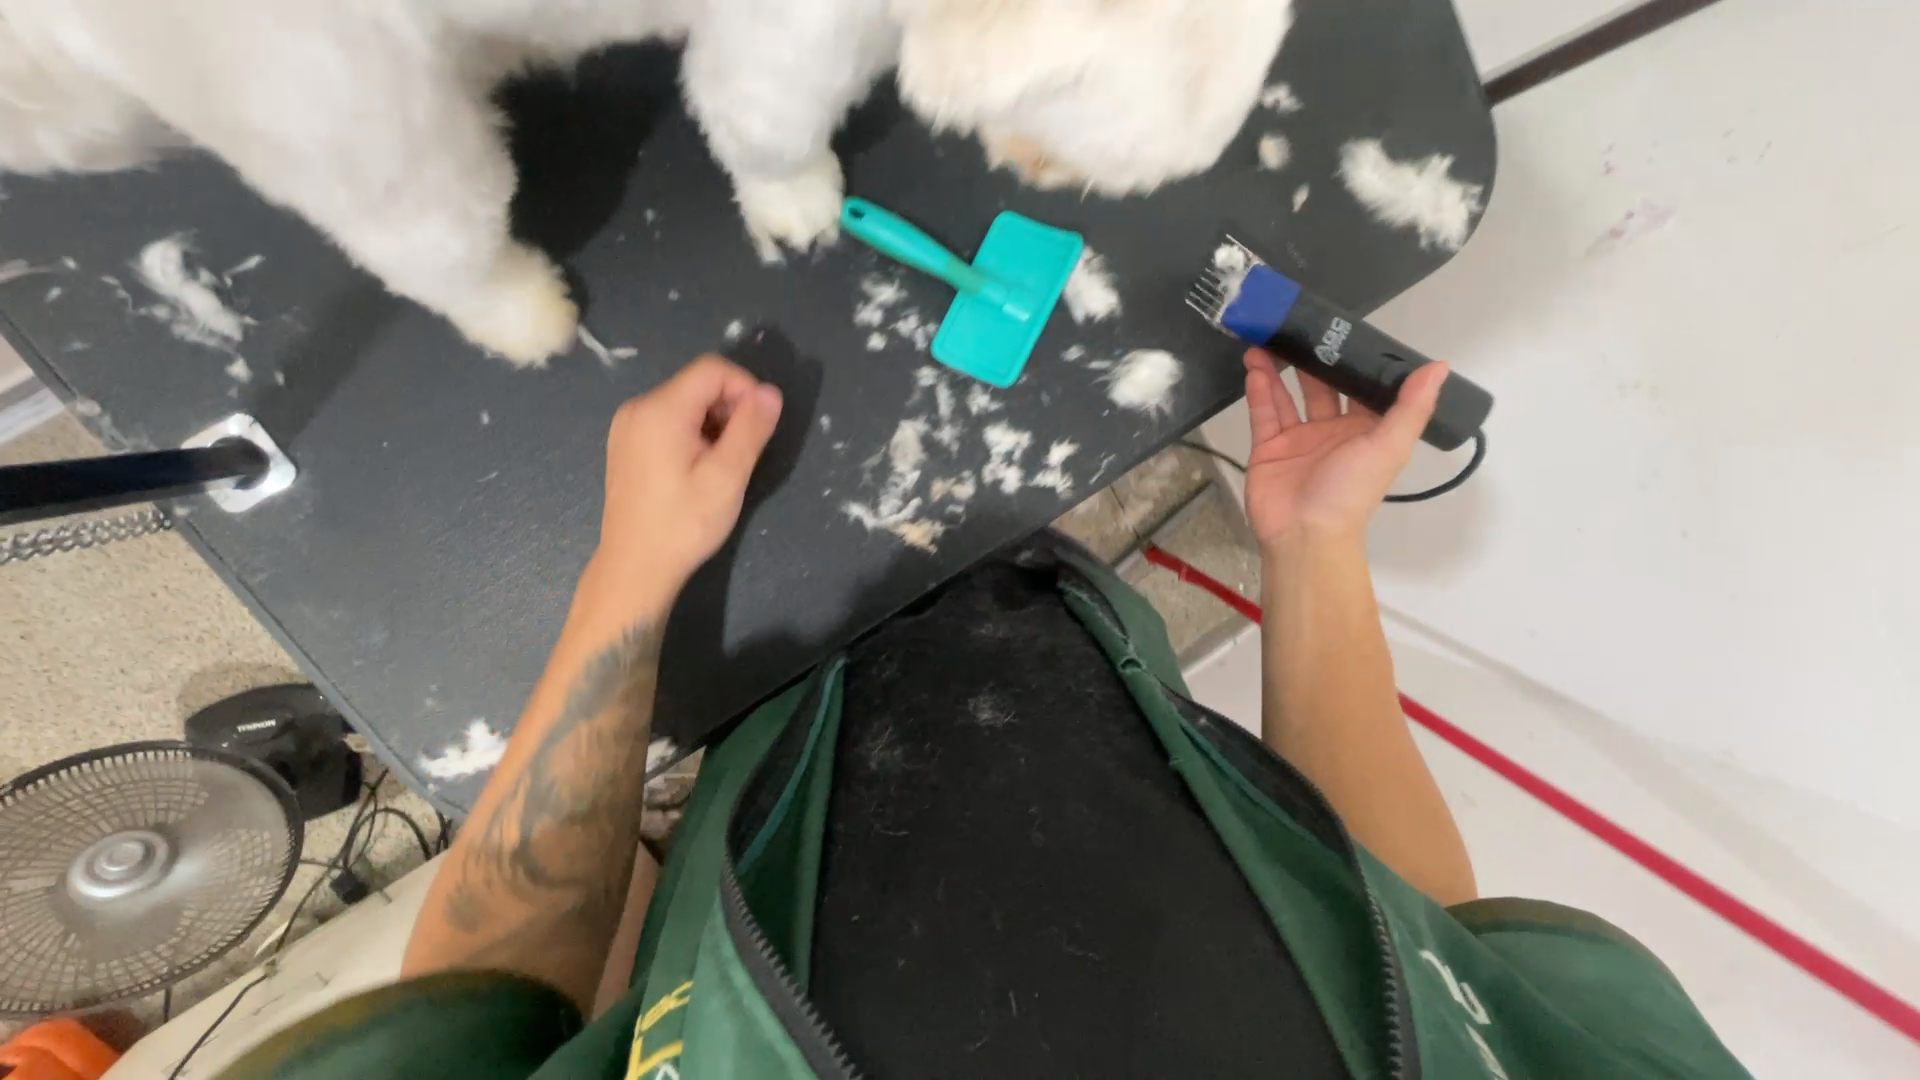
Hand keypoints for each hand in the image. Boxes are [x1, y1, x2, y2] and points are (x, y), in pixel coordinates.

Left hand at [586, 355, 782, 618]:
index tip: (760, 426)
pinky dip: (694, 434)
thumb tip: (771, 393)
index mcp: (660, 410)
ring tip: (723, 465)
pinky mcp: (627, 445)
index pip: (712, 369)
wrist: (636, 566)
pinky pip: (669, 421)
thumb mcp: (728, 476)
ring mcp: (628, 426)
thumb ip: (751, 429)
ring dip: (714, 423)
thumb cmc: (684, 523)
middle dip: (730, 408)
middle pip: (698, 385)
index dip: (745, 388)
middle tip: (744, 452)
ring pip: (686, 404)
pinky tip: (700, 470)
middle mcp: (638, 408)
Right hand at [1241, 348, 1443, 548]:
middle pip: (1322, 386)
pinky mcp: (1268, 446)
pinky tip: (1255, 366)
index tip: (1347, 329)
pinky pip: (1264, 413)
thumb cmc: (1351, 490)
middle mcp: (1332, 430)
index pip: (1363, 387)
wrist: (1304, 532)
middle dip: (1314, 360)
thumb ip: (1411, 406)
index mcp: (1366, 429)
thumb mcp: (1389, 447)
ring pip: (1288, 395)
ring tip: (1268, 341)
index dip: (1356, 360)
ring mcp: (1298, 438)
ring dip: (1279, 369)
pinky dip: (1260, 389)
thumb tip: (1438, 366)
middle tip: (1302, 328)